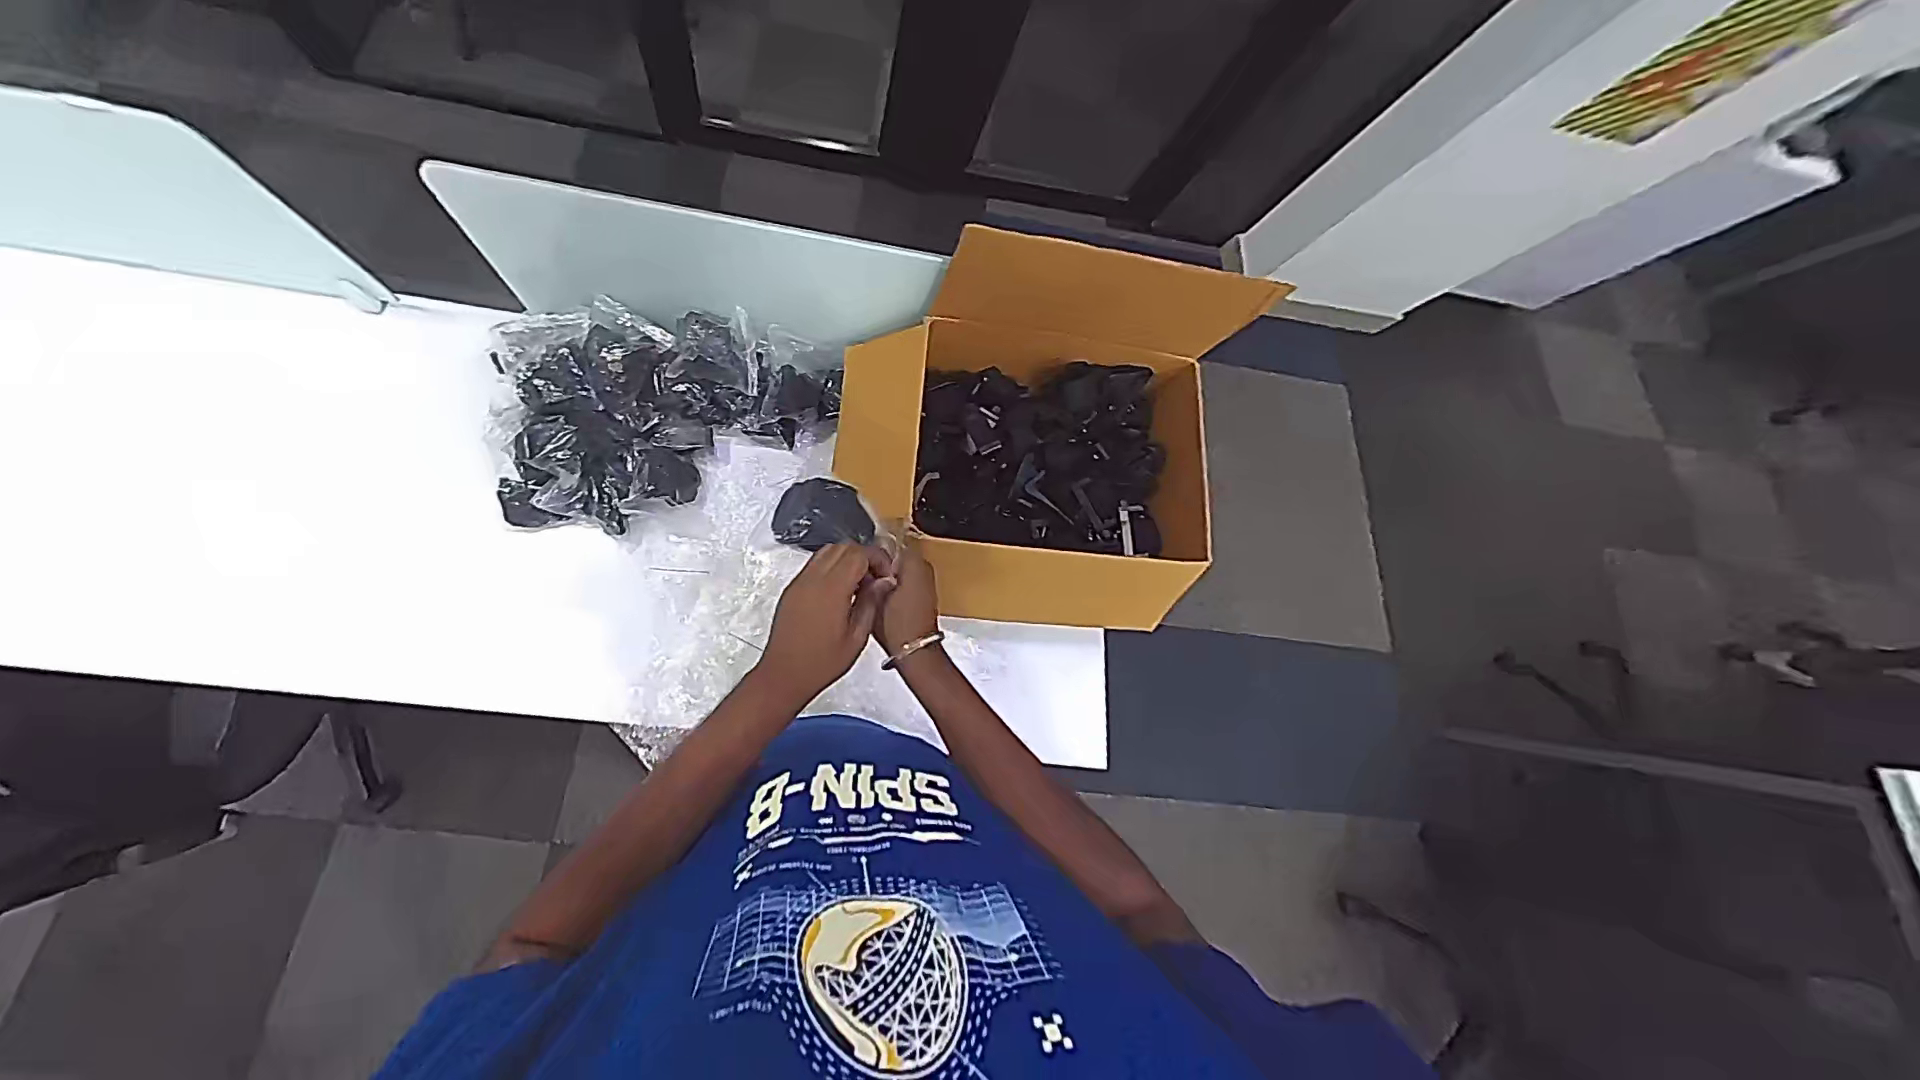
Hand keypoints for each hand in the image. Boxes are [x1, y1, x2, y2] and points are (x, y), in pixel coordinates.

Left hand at [756, 543, 893, 704]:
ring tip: (860, 585)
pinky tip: (842, 592)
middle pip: (843, 547)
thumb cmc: (821, 663)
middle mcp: (813, 579)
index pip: (859, 553)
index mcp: (831, 589)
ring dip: (847, 560)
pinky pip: (815, 565)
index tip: (887, 576)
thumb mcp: (857, 636)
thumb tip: (885, 582)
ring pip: (828, 552)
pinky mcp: (792, 590)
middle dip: (864, 557)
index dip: (878, 559)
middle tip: (876, 579)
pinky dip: (832, 568)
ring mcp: (800, 582)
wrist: (784, 675)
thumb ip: (872, 603)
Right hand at [874, 540, 938, 655]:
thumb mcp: (874, 597)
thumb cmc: (897, 626)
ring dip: (886, 578)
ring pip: (898, 570)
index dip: (872, 557)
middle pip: (893, 558)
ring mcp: (926, 581)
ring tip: (873, 593)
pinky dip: (894, 588)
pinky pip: (905, 582)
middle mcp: (923, 568)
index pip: (889, 546)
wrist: (914, 649)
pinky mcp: (924, 594)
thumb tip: (865, 564)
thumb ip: (870, 575)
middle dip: (879, 567)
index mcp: (913, 563)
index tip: (863, 568)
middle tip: (865, 582)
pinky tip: (884, 601)